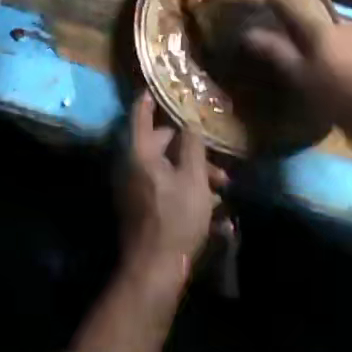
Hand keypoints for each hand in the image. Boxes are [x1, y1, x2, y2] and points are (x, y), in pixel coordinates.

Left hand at [118, 95, 226, 285]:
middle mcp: (129, 163)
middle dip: (189, 146)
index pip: (140, 112)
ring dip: (192, 171)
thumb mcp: (194, 179)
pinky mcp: (138, 204)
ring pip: (164, 166)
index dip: (151, 97)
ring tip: (222, 187)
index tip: (161, 84)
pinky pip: (161, 184)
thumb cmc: (176, 218)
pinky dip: (183, 186)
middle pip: (158, 142)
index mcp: (138, 151)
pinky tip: (211, 205)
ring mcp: (132, 184)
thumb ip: (193, 147)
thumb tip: (190, 122)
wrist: (154, 268)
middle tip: (216, 155)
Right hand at [241, 0, 351, 137]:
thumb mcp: (305, 79)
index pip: (290, 8)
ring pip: (340, 39)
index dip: (275, 2)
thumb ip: (278, 54)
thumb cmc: (348, 95)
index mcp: (319, 30)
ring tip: (326, 71)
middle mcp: (343, 26)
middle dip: (305, 35)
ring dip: (331, 50)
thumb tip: (248, 33)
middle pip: (317, 25)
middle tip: (296, 51)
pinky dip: (351, 61)